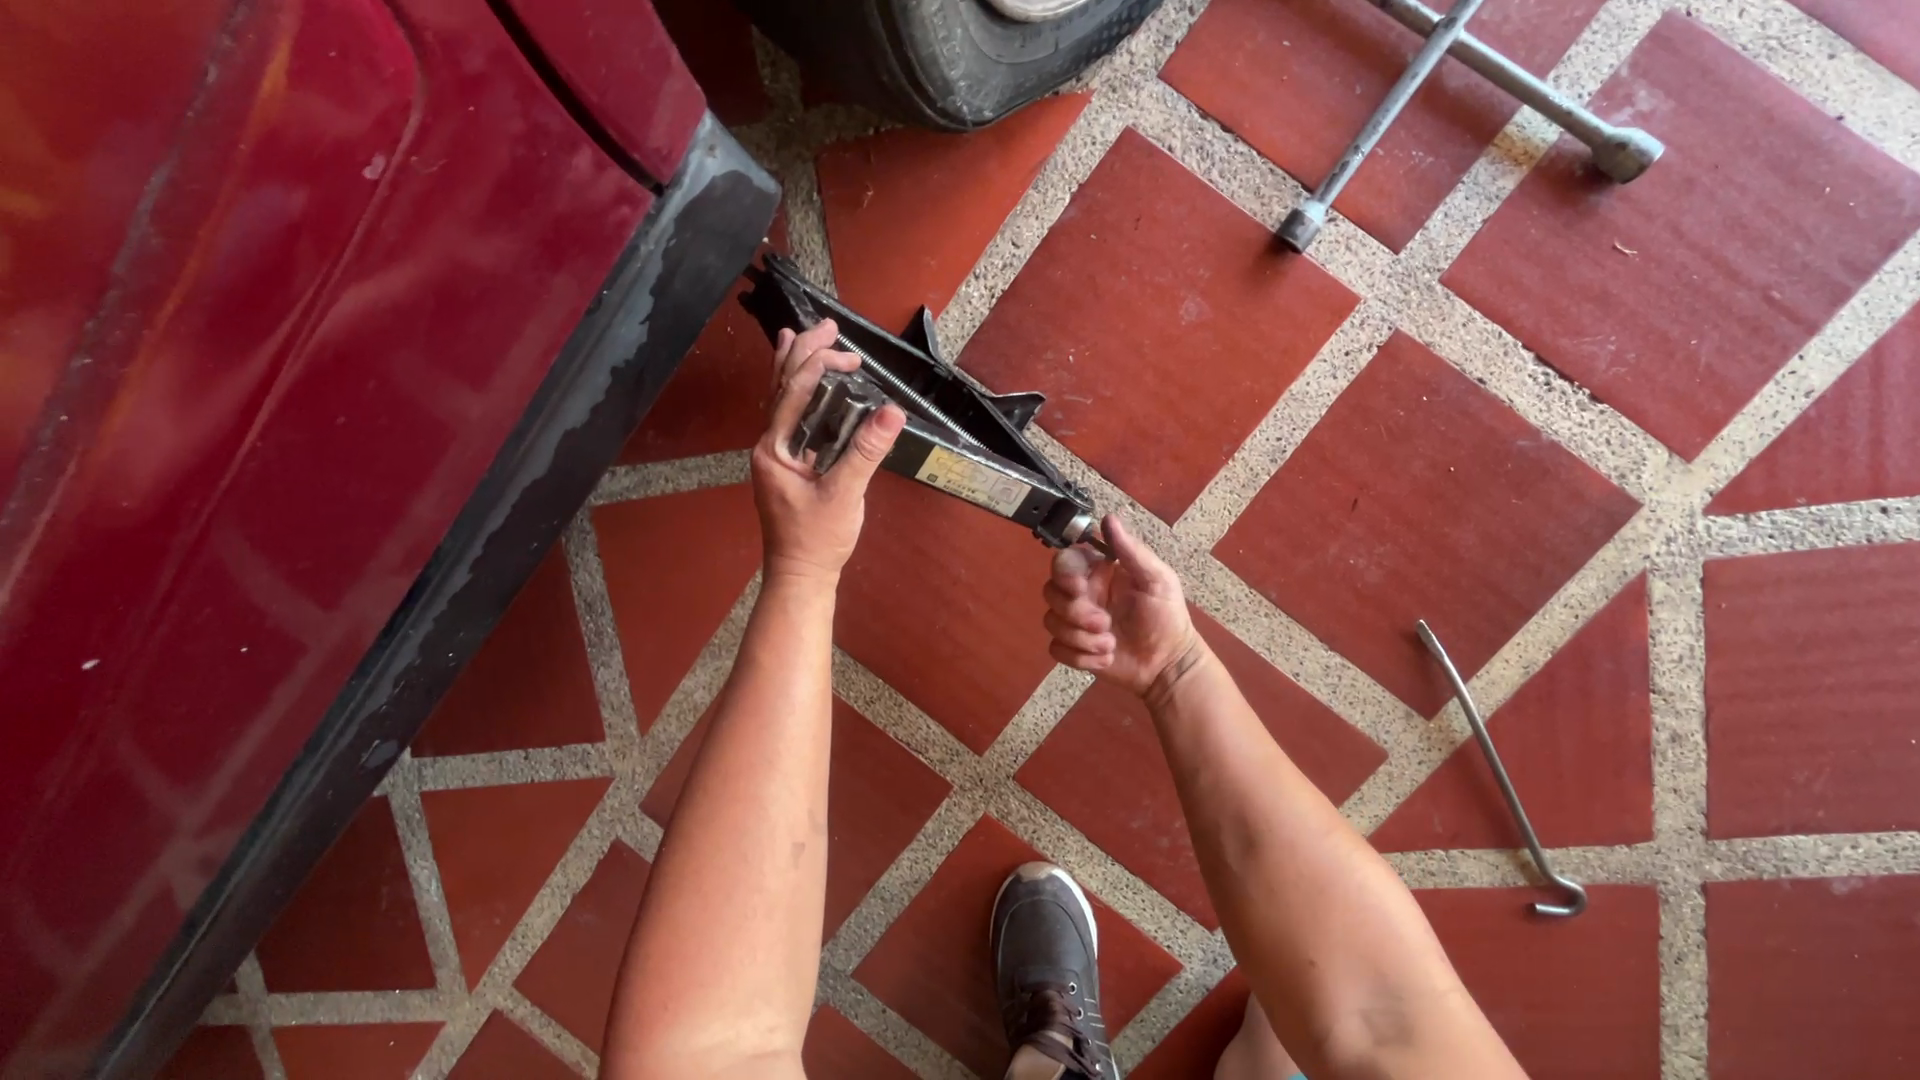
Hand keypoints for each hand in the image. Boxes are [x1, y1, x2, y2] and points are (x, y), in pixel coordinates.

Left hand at [752, 319, 905, 583]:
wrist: (801, 575)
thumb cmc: (818, 539)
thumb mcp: (845, 494)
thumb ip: (866, 451)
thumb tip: (893, 411)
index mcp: (775, 449)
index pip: (792, 393)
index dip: (816, 366)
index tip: (845, 351)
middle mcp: (769, 445)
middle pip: (781, 387)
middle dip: (804, 354)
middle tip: (829, 327)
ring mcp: (777, 455)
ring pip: (782, 400)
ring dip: (796, 366)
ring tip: (804, 336)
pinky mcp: (789, 465)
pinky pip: (790, 418)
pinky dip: (799, 393)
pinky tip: (807, 386)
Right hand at [1042, 515, 1204, 698]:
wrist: (1168, 664)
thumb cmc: (1167, 617)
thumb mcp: (1158, 580)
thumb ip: (1132, 551)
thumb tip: (1108, 518)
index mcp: (1099, 572)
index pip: (1064, 560)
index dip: (1064, 572)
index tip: (1079, 587)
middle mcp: (1082, 593)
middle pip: (1051, 592)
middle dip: (1075, 612)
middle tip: (1104, 624)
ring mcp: (1074, 622)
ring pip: (1051, 621)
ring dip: (1081, 638)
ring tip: (1110, 645)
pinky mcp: (1073, 648)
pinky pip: (1056, 648)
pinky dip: (1080, 656)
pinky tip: (1105, 659)